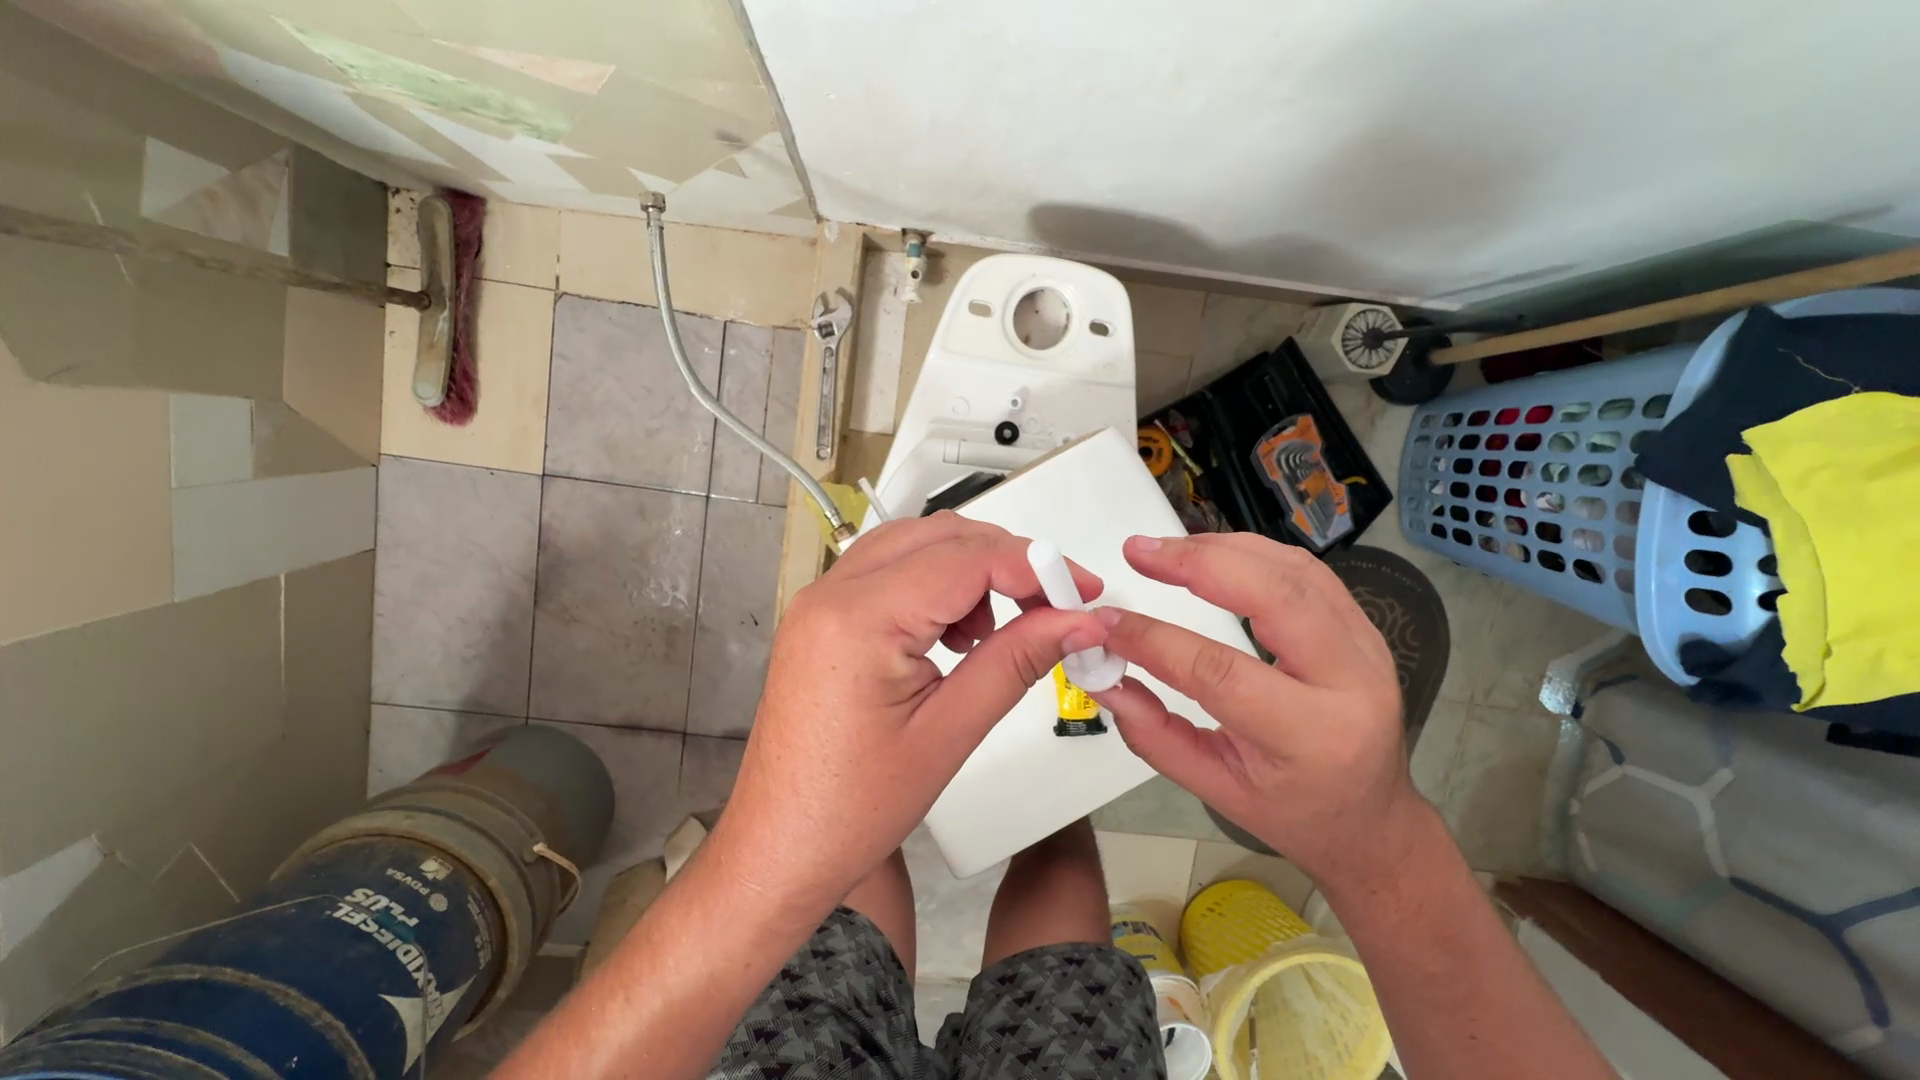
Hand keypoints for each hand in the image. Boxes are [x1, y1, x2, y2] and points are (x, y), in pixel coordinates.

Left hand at [705, 512, 1108, 913]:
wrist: (780, 847)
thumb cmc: (852, 809)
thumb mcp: (949, 732)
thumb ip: (1017, 661)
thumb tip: (1077, 621)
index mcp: (858, 619)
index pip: (966, 558)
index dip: (1035, 565)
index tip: (1082, 590)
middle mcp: (830, 594)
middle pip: (938, 536)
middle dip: (1005, 560)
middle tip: (1054, 604)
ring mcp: (819, 603)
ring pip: (913, 546)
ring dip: (969, 570)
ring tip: (995, 633)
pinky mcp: (820, 620)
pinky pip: (887, 573)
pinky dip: (933, 586)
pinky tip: (955, 636)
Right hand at [1089, 533, 1423, 886]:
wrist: (1373, 819)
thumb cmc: (1292, 812)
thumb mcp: (1216, 790)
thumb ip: (1154, 734)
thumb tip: (1101, 677)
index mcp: (1311, 736)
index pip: (1220, 670)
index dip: (1154, 639)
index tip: (1106, 622)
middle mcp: (1351, 682)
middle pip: (1275, 594)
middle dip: (1198, 563)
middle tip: (1138, 553)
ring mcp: (1368, 647)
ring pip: (1295, 569)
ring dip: (1223, 548)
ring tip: (1165, 550)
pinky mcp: (1365, 628)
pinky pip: (1308, 572)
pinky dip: (1254, 553)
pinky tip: (1211, 554)